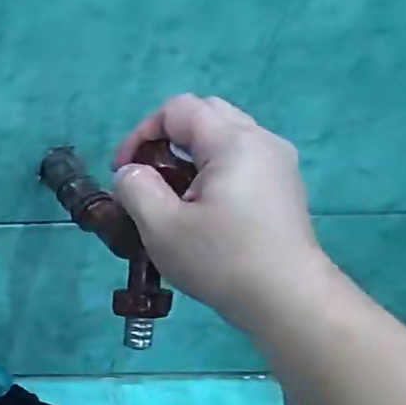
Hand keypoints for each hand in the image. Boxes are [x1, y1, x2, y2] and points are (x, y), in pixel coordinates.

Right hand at [110, 94, 335, 327]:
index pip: (178, 109)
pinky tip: (196, 207)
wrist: (282, 294)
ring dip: (184, 155)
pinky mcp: (279, 184)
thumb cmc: (218, 259)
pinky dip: (206, 169)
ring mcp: (275, 162)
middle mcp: (260, 141)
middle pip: (203, 114)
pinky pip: (236, 158)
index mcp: (232, 143)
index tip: (123, 172)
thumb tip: (129, 172)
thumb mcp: (159, 226)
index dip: (140, 134)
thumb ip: (135, 188)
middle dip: (163, 139)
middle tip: (143, 179)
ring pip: (221, 136)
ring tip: (167, 196)